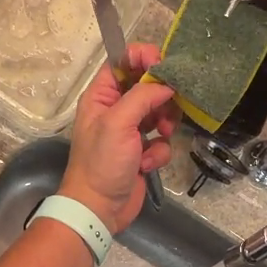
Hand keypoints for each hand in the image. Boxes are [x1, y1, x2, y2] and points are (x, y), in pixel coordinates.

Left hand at [60, 42, 176, 234]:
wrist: (98, 208)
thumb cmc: (101, 163)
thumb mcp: (117, 123)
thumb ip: (142, 96)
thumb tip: (167, 84)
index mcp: (101, 96)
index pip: (123, 61)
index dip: (144, 58)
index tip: (163, 66)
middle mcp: (115, 109)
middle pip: (147, 86)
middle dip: (161, 97)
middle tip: (167, 107)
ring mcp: (130, 132)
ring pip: (159, 113)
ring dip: (164, 124)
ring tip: (161, 135)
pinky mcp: (142, 153)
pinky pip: (161, 141)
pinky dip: (158, 152)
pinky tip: (147, 164)